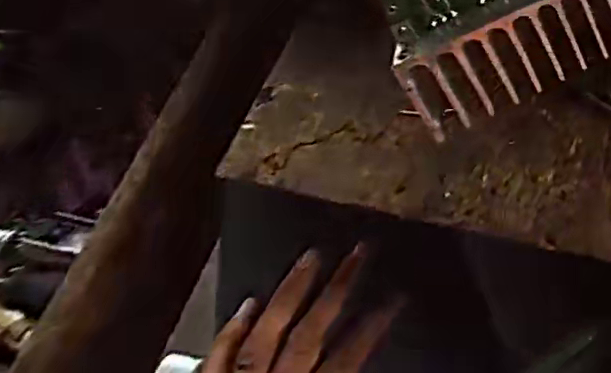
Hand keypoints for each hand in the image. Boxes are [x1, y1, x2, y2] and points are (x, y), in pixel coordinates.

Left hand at [203, 243, 401, 372]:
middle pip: (308, 334)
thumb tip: (367, 353)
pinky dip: (230, 333)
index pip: (346, 357)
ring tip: (312, 255)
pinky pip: (214, 363)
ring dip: (289, 294)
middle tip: (361, 249)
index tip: (395, 296)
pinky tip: (249, 302)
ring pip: (264, 339)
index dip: (372, 325)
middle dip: (337, 288)